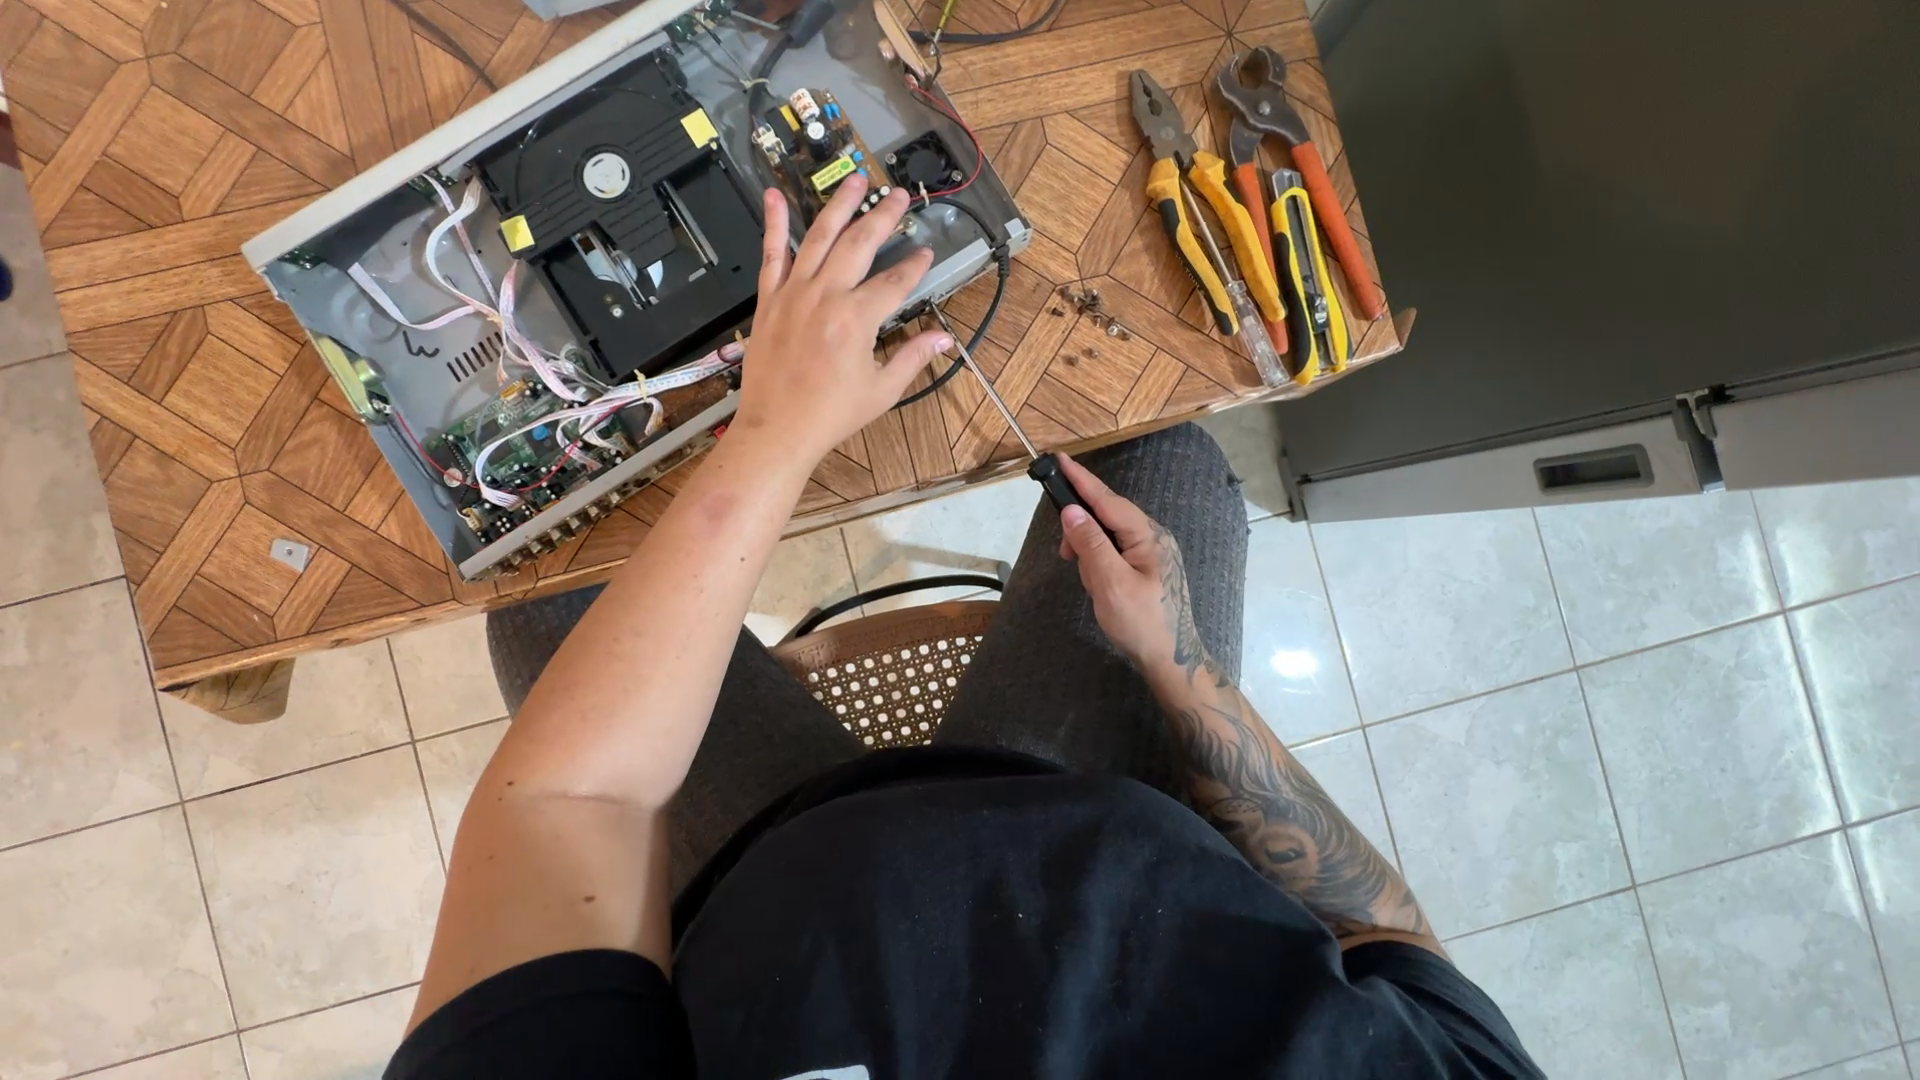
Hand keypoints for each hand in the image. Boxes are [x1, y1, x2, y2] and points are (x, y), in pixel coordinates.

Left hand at [732, 175, 952, 461]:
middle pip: (860, 244)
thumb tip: (942, 339)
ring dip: (839, 206)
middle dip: (883, 218)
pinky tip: (774, 196)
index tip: (925, 255)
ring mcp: (794, 294)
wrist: (778, 429)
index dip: (914, 267)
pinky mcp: (769, 301)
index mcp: (856, 320)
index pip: (895, 282)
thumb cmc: (829, 415)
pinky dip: (774, 224)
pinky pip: (772, 254)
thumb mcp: (882, 391)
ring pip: (819, 237)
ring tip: (855, 181)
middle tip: (897, 198)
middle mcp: (825, 297)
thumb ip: (912, 358)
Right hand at [1053, 454, 1210, 683]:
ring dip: (1090, 554)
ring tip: (1090, 582)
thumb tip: (1071, 511)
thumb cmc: (1142, 622)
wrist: (1170, 660)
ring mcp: (1150, 553)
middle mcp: (1151, 538)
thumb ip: (1090, 544)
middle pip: (1106, 516)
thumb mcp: (1110, 583)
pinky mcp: (1145, 568)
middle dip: (1082, 532)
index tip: (1059, 459)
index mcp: (1147, 536)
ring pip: (1107, 538)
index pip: (1107, 499)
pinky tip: (1097, 584)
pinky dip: (1098, 565)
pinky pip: (1113, 554)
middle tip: (1064, 554)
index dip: (1081, 480)